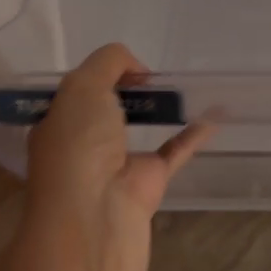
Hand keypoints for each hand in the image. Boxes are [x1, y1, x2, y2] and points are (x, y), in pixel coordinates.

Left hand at [26, 43, 217, 222]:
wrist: (96, 210)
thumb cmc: (79, 144)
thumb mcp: (82, 85)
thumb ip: (108, 61)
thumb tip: (137, 70)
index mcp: (57, 124)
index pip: (75, 93)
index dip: (97, 74)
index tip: (121, 64)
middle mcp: (84, 144)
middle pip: (108, 109)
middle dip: (128, 89)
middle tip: (153, 74)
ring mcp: (118, 162)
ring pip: (141, 128)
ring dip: (161, 108)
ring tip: (184, 85)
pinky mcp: (150, 178)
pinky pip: (175, 149)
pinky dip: (194, 133)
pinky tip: (214, 114)